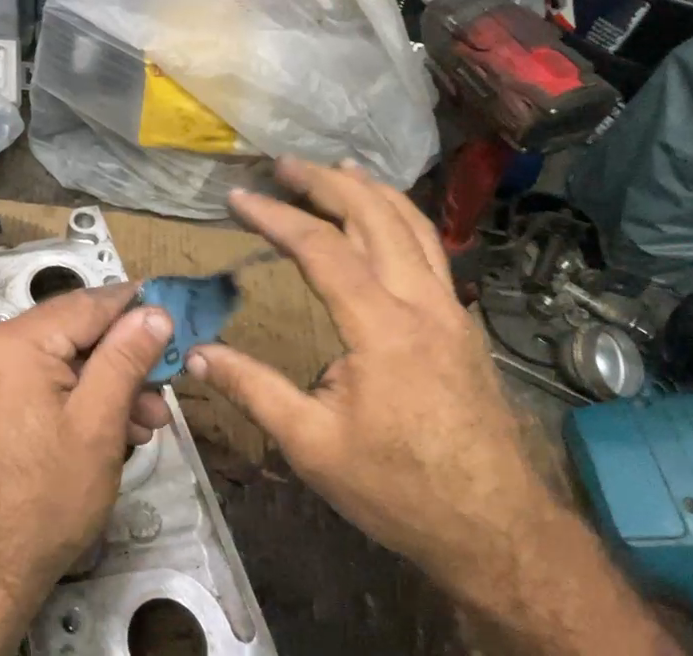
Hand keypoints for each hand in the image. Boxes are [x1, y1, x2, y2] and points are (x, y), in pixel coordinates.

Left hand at [0, 285, 172, 655]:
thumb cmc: (44, 500)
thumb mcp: (97, 425)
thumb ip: (125, 359)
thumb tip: (153, 312)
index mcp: (13, 342)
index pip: (86, 304)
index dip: (134, 306)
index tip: (175, 312)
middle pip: (71, 333)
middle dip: (122, 358)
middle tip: (165, 390)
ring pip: (58, 362)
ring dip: (104, 384)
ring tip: (146, 423)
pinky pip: (37, 384)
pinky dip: (74, 400)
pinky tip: (109, 430)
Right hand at [191, 159, 678, 655]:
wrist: (497, 529)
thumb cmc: (400, 489)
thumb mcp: (312, 446)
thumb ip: (253, 390)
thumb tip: (195, 354)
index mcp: (382, 328)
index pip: (322, 248)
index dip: (276, 216)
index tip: (238, 197)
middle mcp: (422, 304)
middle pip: (376, 216)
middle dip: (326, 182)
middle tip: (283, 164)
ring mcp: (450, 311)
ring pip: (414, 226)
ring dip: (370, 190)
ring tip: (335, 169)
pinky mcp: (461, 325)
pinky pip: (430, 250)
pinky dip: (399, 218)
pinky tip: (382, 222)